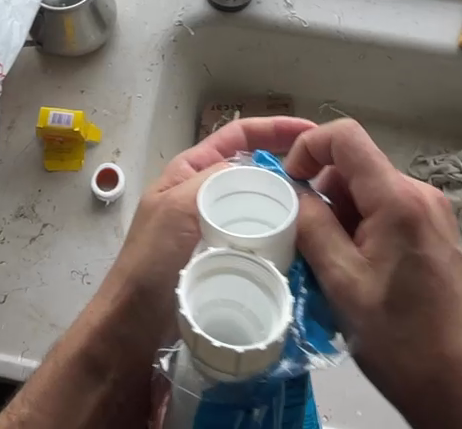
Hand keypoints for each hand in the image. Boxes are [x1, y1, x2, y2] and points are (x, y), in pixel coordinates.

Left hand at [0, 116, 316, 428]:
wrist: (135, 332)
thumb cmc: (149, 263)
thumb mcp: (176, 206)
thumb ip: (213, 180)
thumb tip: (258, 169)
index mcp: (191, 173)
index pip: (238, 137)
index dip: (274, 128)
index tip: (312, 133)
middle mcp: (207, 197)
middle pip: (257, 173)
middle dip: (289, 172)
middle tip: (326, 183)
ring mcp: (220, 233)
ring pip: (263, 210)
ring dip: (291, 211)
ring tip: (325, 217)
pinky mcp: (231, 266)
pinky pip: (264, 246)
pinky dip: (286, 245)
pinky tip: (308, 251)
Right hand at [286, 119, 461, 428]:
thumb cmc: (402, 342)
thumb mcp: (342, 284)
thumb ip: (312, 226)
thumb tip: (291, 190)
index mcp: (398, 200)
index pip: (346, 137)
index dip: (309, 148)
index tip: (289, 183)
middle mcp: (420, 195)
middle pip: (355, 165)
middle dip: (322, 192)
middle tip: (306, 238)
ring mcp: (431, 214)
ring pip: (367, 189)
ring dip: (340, 214)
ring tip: (331, 263)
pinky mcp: (434, 234)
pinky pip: (385, 209)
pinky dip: (360, 226)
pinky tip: (355, 270)